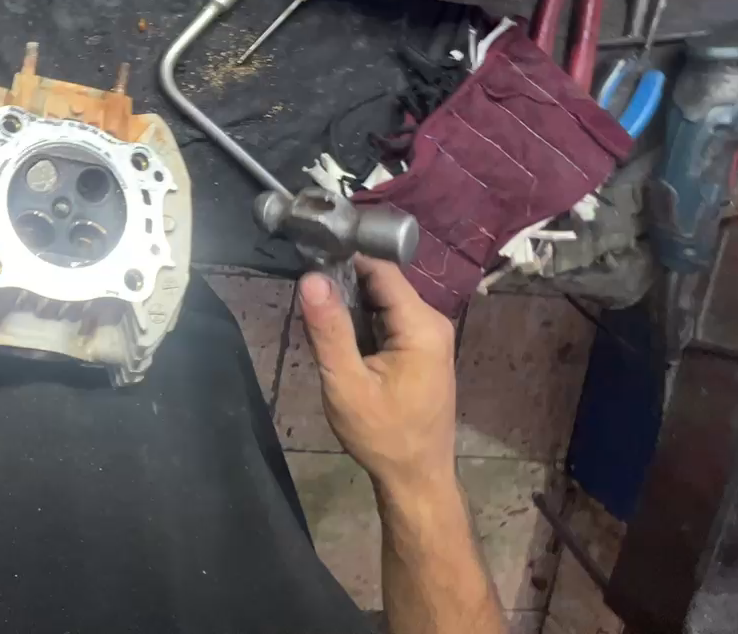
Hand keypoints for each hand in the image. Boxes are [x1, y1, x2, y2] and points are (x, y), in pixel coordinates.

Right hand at [298, 257, 457, 496]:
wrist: (414, 479)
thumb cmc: (382, 434)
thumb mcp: (346, 383)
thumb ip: (329, 328)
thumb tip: (311, 277)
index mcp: (421, 326)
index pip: (381, 268)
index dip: (344, 258)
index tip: (308, 259)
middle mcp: (431, 322)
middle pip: (381, 280)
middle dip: (343, 281)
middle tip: (306, 294)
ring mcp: (428, 335)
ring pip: (381, 297)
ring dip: (349, 300)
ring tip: (315, 314)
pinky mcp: (419, 347)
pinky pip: (385, 316)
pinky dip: (359, 317)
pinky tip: (336, 333)